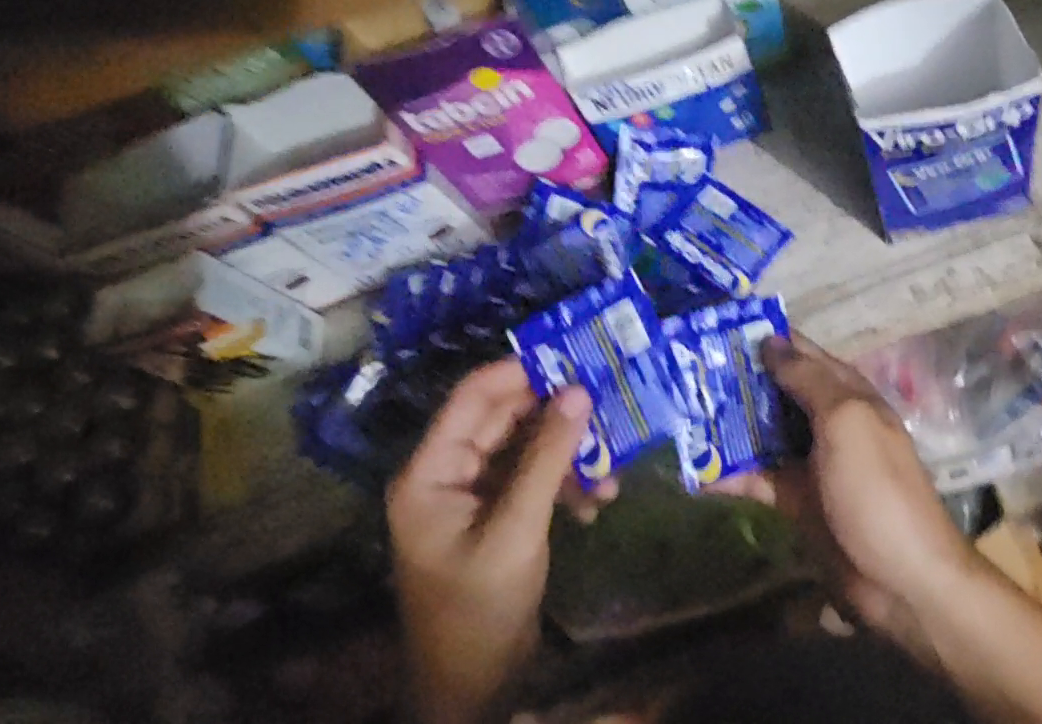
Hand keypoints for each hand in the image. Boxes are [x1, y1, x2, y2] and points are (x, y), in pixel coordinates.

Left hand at [386, 360, 592, 723]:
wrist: (474, 685)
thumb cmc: (480, 607)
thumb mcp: (517, 528)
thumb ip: (546, 458)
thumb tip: (579, 391)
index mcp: (431, 471)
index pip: (473, 398)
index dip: (520, 371)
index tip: (574, 356)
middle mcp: (449, 473)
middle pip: (505, 419)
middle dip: (556, 412)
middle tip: (606, 396)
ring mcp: (475, 495)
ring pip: (527, 447)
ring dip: (569, 453)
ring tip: (610, 464)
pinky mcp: (499, 514)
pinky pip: (535, 478)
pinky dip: (566, 482)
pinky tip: (597, 500)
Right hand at [716, 337, 980, 652]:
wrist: (900, 578)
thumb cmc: (876, 489)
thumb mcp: (847, 422)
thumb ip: (809, 381)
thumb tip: (771, 342)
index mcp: (847, 394)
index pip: (801, 353)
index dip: (764, 339)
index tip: (715, 329)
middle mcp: (828, 421)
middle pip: (776, 391)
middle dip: (736, 381)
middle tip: (685, 372)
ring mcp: (811, 461)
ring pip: (762, 432)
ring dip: (726, 425)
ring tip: (678, 413)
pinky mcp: (796, 500)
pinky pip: (757, 478)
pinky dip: (728, 475)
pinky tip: (693, 471)